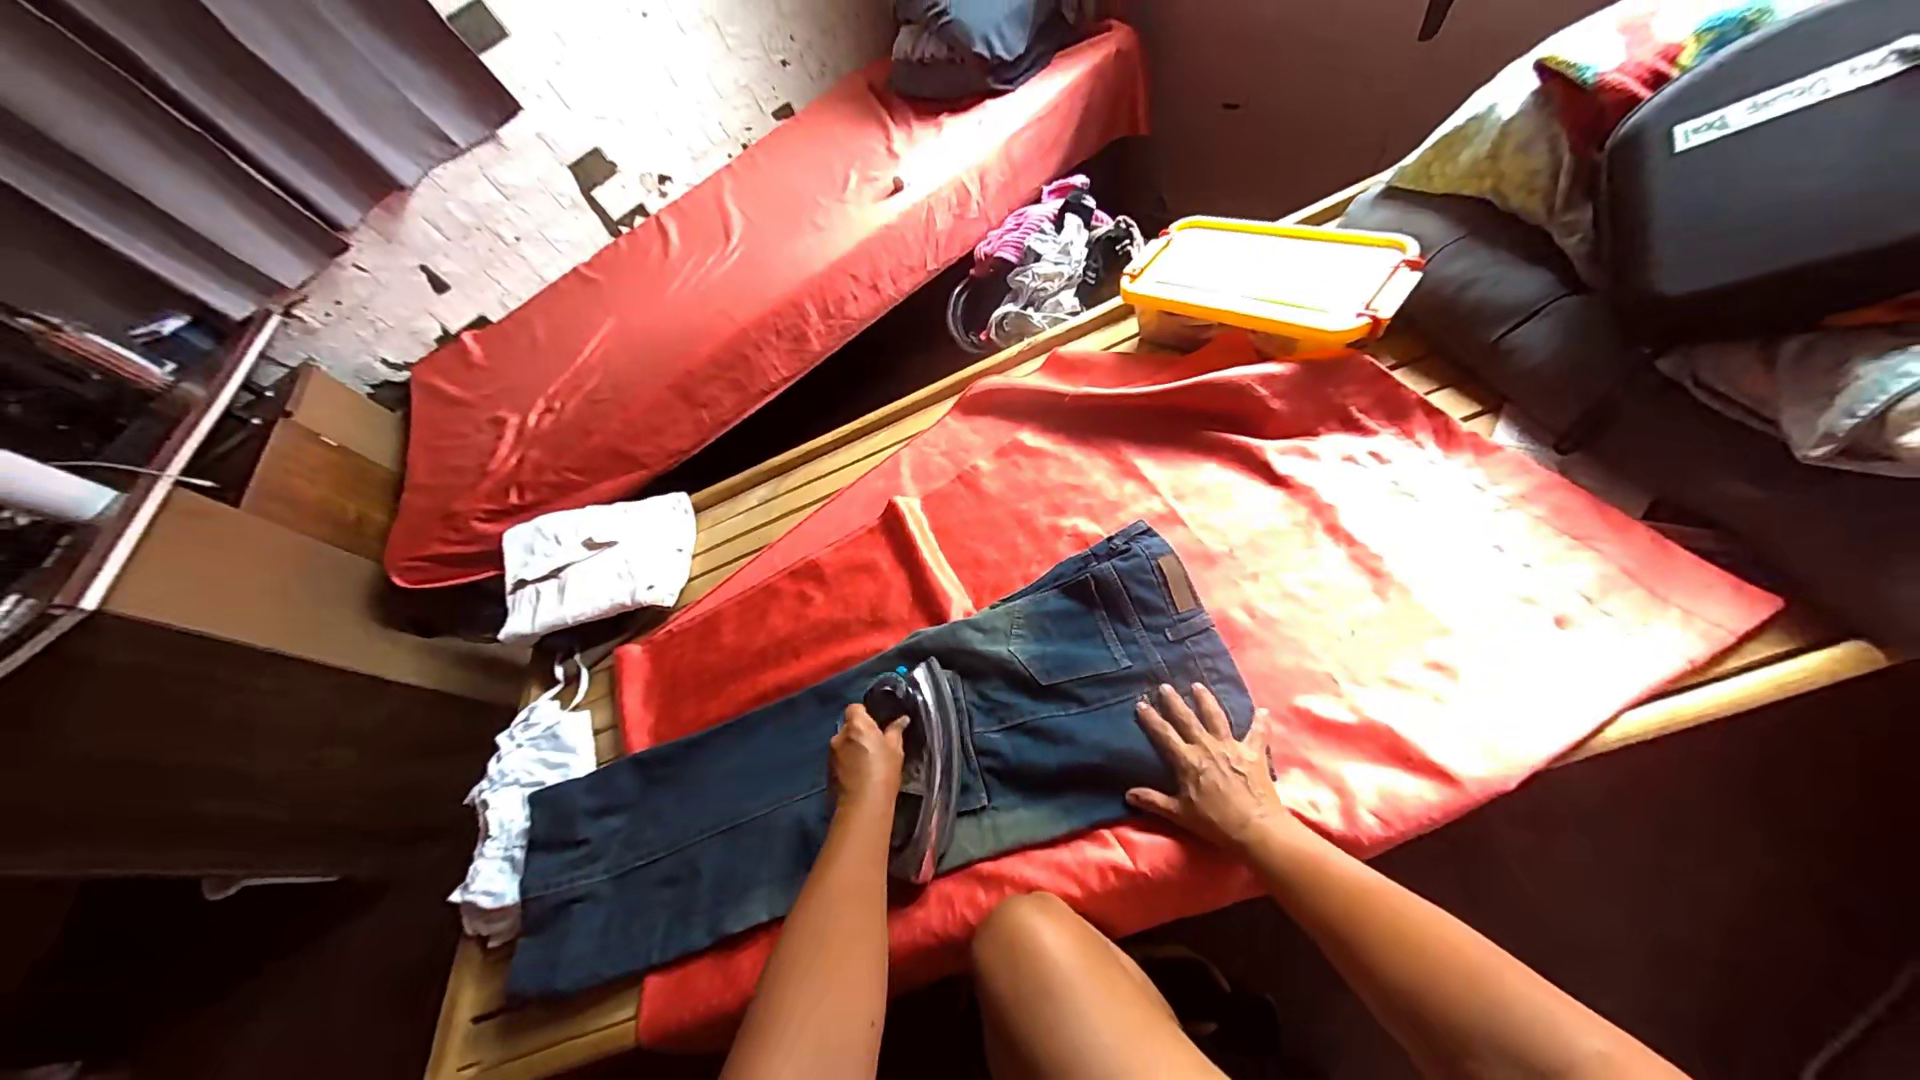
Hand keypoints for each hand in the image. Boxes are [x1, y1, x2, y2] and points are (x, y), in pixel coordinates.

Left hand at [830, 704, 907, 812]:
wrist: (863, 804)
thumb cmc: (883, 771)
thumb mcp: (895, 749)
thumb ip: (896, 731)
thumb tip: (901, 719)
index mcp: (856, 725)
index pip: (854, 707)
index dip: (865, 713)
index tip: (876, 723)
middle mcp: (839, 735)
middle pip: (848, 726)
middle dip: (859, 731)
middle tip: (874, 743)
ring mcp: (831, 753)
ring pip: (843, 742)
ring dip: (852, 746)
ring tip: (866, 760)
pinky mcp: (828, 769)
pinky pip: (839, 757)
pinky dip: (847, 760)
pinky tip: (859, 772)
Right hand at [1126, 683, 1299, 852]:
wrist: (1256, 829)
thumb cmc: (1215, 823)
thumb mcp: (1179, 814)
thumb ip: (1153, 801)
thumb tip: (1128, 794)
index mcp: (1187, 761)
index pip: (1164, 734)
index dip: (1151, 718)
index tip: (1141, 703)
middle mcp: (1207, 747)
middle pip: (1187, 719)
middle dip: (1174, 701)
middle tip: (1165, 686)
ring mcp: (1231, 747)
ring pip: (1216, 717)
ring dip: (1206, 700)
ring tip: (1199, 685)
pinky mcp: (1253, 753)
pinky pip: (1257, 733)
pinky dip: (1260, 721)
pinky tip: (1262, 710)